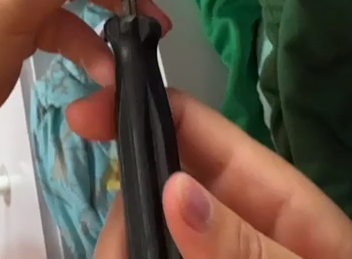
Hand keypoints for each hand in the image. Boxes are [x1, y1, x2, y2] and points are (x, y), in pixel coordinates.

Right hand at [68, 89, 351, 258]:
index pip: (193, 124)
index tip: (82, 118)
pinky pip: (144, 253)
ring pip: (139, 233)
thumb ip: (245, 245)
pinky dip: (129, 256)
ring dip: (123, 249)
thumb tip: (172, 187)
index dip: (136, 107)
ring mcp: (203, 248)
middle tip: (118, 256)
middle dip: (124, 216)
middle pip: (151, 184)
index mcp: (268, 193)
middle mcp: (230, 218)